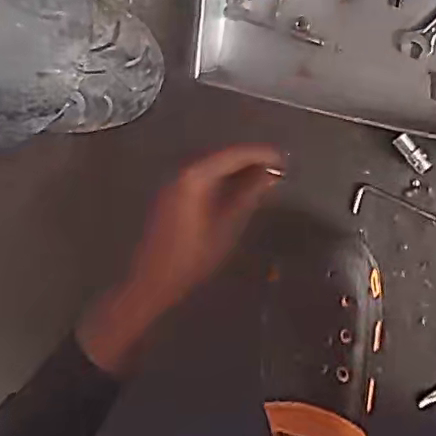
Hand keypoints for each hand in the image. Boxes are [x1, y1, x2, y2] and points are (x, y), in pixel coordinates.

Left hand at [77, 143, 283, 374]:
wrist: (151, 281)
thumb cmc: (192, 258)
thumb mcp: (227, 227)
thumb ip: (249, 195)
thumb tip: (270, 174)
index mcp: (196, 176)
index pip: (234, 154)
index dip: (262, 154)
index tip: (284, 160)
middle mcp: (182, 169)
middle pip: (222, 154)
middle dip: (251, 158)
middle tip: (277, 167)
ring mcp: (174, 179)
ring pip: (212, 163)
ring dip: (237, 166)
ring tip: (263, 175)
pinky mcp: (171, 190)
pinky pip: (202, 173)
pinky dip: (222, 176)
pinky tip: (238, 186)